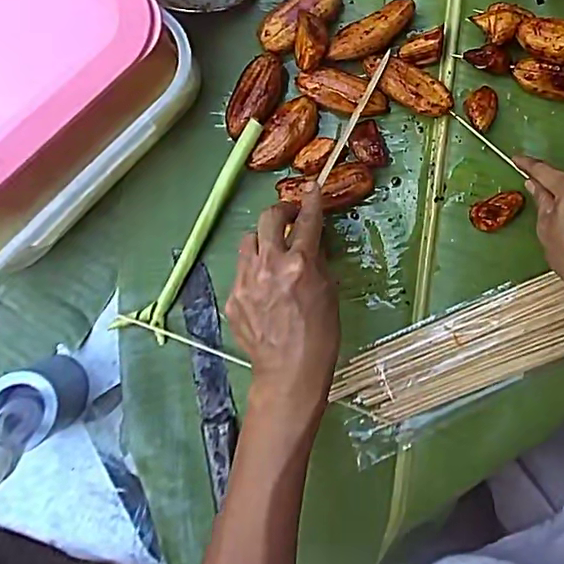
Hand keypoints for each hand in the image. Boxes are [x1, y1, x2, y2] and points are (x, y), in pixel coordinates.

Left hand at [225, 194, 337, 426]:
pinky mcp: (234, 297)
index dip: (311, 200)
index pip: (307, 220)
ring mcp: (247, 281)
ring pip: (248, 240)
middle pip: (268, 218)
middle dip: (281, 211)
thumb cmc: (319, 336)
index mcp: (300, 264)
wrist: (289, 374)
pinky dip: (253, 271)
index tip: (311, 189)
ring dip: (262, 239)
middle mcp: (270, 266)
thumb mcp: (329, 292)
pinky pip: (242, 271)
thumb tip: (311, 242)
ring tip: (272, 250)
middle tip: (289, 216)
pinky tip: (263, 286)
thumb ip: (317, 261)